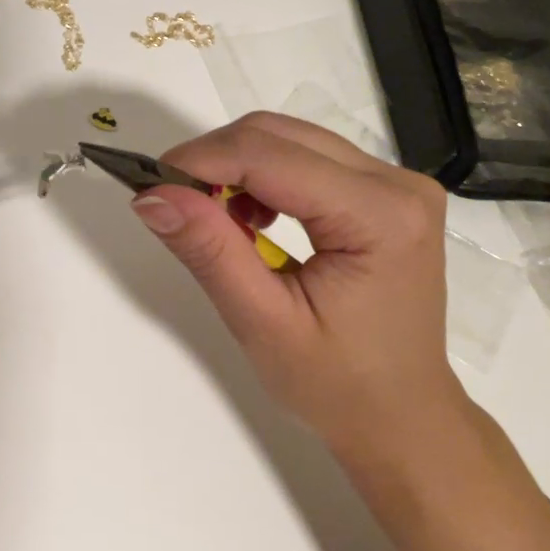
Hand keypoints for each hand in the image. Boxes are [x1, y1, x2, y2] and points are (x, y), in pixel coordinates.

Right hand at [127, 113, 467, 457]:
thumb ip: (209, 250)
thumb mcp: (260, 321)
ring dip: (232, 168)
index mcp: (379, 216)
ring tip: (213, 222)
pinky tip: (249, 220)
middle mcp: (397, 183)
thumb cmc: (335, 383)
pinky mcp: (382, 192)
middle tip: (174, 208)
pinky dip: (258, 176)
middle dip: (211, 161)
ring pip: (285, 138)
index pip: (266, 156)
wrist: (400, 415)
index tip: (148, 189)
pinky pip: (302, 157)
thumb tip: (151, 194)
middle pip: (275, 135)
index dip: (198, 161)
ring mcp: (394, 183)